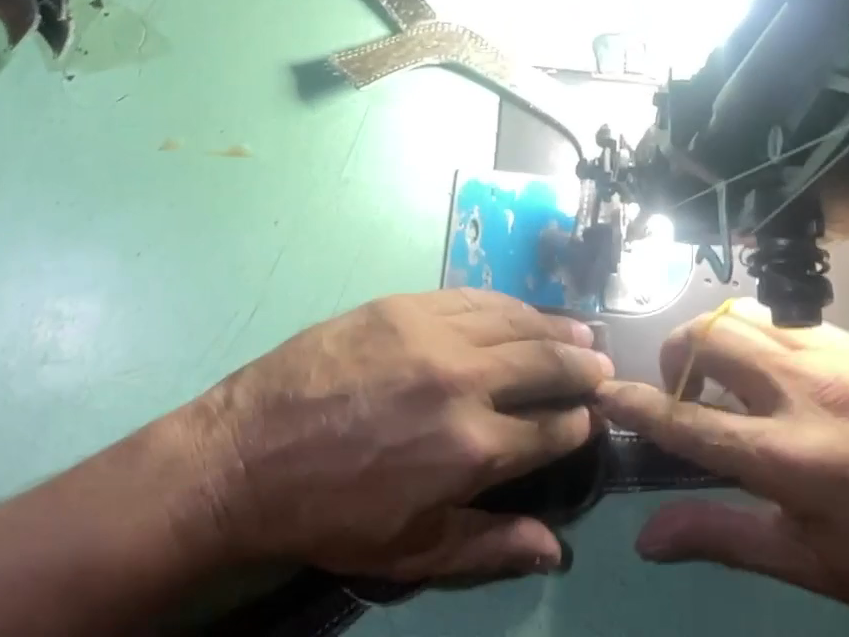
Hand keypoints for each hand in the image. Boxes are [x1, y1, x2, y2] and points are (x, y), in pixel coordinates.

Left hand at [177, 290, 612, 581]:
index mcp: (474, 448)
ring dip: (555, 328)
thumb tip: (555, 549)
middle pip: (546, 364)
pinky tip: (520, 309)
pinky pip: (472, 297)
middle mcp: (465, 381)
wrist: (247, 456)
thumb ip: (489, 546)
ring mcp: (433, 334)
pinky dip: (507, 304)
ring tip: (579, 332)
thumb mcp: (411, 551)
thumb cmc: (329, 514)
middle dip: (583, 368)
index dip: (579, 424)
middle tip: (602, 367)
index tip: (590, 418)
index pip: (552, 429)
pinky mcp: (402, 306)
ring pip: (515, 321)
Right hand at [596, 299, 848, 632]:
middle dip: (675, 354)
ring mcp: (841, 358)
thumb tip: (644, 539)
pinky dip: (768, 341)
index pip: (686, 421)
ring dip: (719, 340)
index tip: (604, 392)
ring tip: (733, 378)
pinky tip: (792, 380)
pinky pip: (793, 322)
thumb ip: (720, 537)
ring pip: (747, 316)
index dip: (635, 405)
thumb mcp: (809, 564)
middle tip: (684, 388)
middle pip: (707, 336)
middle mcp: (806, 393)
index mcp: (789, 459)